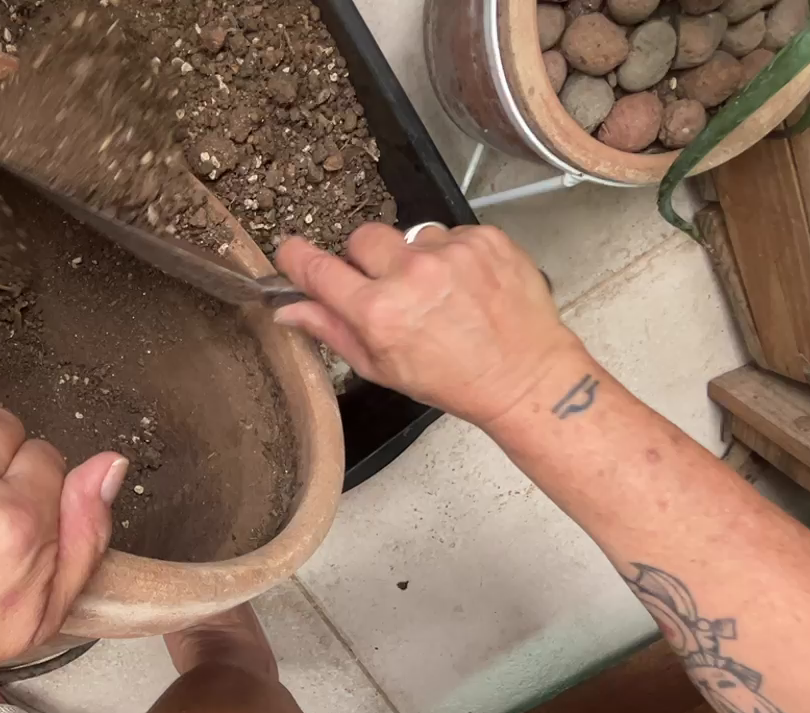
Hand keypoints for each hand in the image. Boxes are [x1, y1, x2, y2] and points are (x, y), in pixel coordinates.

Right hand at [273, 224, 582, 427]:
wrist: (520, 374)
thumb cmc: (448, 380)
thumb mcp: (380, 368)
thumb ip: (332, 331)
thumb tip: (289, 310)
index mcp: (378, 313)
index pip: (319, 270)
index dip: (297, 258)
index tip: (289, 252)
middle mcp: (410, 274)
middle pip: (361, 238)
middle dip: (365, 260)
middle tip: (385, 289)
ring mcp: (450, 251)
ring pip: (408, 236)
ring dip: (412, 259)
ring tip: (435, 293)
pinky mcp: (483, 237)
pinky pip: (447, 235)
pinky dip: (449, 257)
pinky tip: (462, 287)